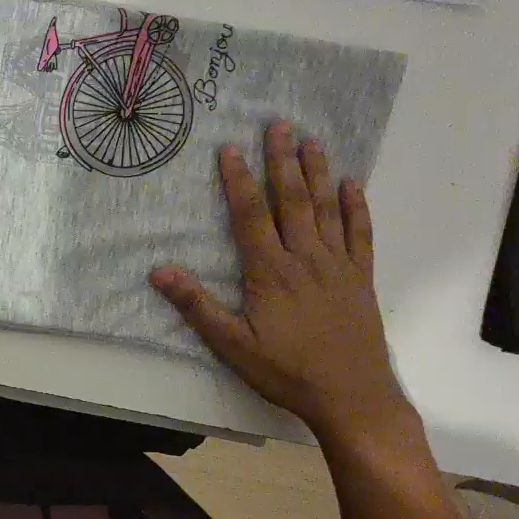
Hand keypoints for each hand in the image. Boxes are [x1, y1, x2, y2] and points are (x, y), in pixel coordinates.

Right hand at [149, 121, 411, 437]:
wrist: (351, 394)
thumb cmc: (284, 370)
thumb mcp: (230, 344)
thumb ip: (196, 305)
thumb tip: (158, 271)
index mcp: (270, 271)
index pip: (250, 216)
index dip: (239, 181)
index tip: (231, 149)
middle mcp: (306, 258)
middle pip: (292, 200)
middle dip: (282, 161)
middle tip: (279, 124)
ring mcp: (337, 265)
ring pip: (327, 209)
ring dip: (318, 172)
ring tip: (312, 140)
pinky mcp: (360, 278)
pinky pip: (359, 233)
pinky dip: (356, 207)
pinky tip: (352, 185)